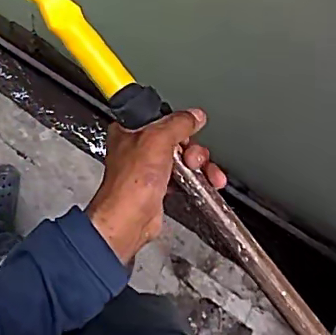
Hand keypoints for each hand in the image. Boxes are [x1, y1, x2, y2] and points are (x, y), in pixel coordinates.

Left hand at [86, 107, 226, 263]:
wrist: (130, 219)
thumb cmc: (131, 182)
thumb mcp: (157, 140)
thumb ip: (178, 124)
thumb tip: (194, 115)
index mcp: (129, 129)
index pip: (159, 116)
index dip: (176, 123)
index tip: (189, 129)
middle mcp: (137, 147)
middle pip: (176, 138)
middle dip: (192, 148)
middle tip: (192, 158)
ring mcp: (147, 168)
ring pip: (182, 158)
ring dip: (200, 165)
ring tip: (205, 172)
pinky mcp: (158, 186)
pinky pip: (184, 177)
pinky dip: (198, 180)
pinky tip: (207, 183)